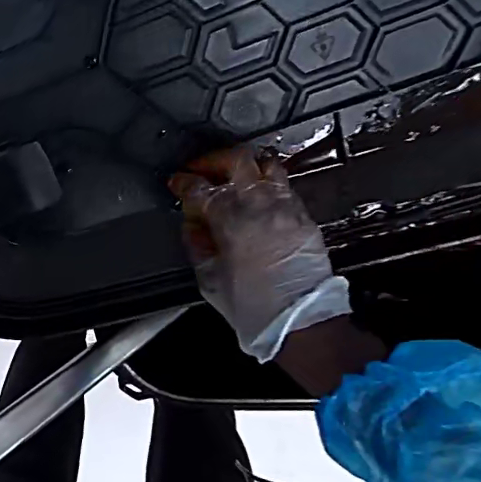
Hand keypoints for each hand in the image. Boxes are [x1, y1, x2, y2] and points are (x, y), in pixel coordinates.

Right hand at [169, 150, 352, 362]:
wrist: (301, 322)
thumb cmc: (255, 307)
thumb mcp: (209, 279)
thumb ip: (196, 245)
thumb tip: (191, 226)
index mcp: (230, 220)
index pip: (199, 186)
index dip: (183, 181)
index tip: (177, 183)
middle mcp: (260, 206)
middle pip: (236, 160)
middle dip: (213, 160)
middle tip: (201, 169)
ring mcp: (285, 208)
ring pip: (266, 165)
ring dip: (245, 165)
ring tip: (233, 175)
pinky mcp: (304, 217)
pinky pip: (284, 185)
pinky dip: (266, 183)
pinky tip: (257, 196)